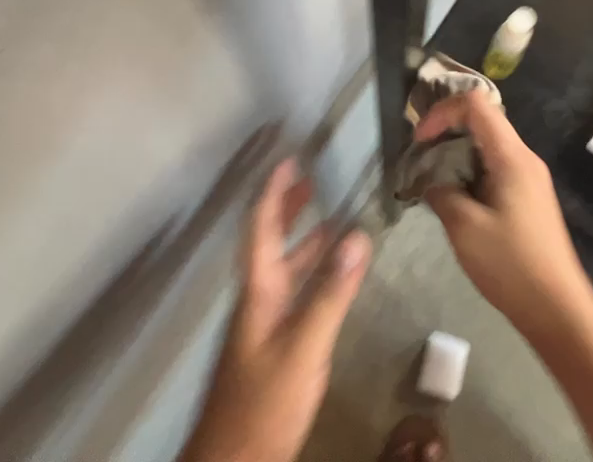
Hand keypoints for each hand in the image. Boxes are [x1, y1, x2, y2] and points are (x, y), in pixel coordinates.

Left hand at [179, 159, 370, 461]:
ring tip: (329, 218)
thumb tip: (357, 234)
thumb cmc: (265, 399)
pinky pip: (294, 292)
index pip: (262, 227)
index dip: (273, 192)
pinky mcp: (274, 344)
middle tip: (309, 179)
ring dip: (302, 239)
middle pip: (269, 242)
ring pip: (283, 268)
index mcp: (259, 289)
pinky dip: (312, 273)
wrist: (235, 457)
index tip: (288, 160)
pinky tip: (331, 278)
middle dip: (287, 208)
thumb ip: (331, 292)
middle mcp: (258, 298)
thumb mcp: (304, 344)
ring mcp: (264, 323)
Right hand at [415, 90, 592, 341]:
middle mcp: (524, 158)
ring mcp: (529, 178)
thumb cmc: (511, 265)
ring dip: (455, 154)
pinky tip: (453, 198)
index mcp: (512, 157)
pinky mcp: (528, 197)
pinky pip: (494, 168)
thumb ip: (441, 191)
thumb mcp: (464, 228)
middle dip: (446, 131)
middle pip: (482, 121)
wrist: (557, 309)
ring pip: (487, 146)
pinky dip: (469, 172)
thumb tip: (431, 179)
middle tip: (418, 157)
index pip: (476, 104)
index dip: (442, 112)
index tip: (419, 140)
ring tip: (430, 179)